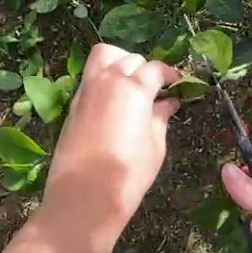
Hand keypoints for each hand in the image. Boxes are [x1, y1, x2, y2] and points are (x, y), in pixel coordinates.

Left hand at [43, 44, 183, 234]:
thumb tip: (168, 103)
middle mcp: (109, 79)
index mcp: (134, 87)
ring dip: (120, 62)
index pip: (155, 68)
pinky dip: (104, 77)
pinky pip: (91, 76)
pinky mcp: (74, 103)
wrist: (83, 196)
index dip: (169, 74)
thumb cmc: (128, 174)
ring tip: (131, 85)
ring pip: (104, 56)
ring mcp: (87, 89)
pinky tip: (114, 101)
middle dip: (145, 69)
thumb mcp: (155, 146)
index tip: (177, 84)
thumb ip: (161, 118)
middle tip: (155, 89)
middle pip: (130, 58)